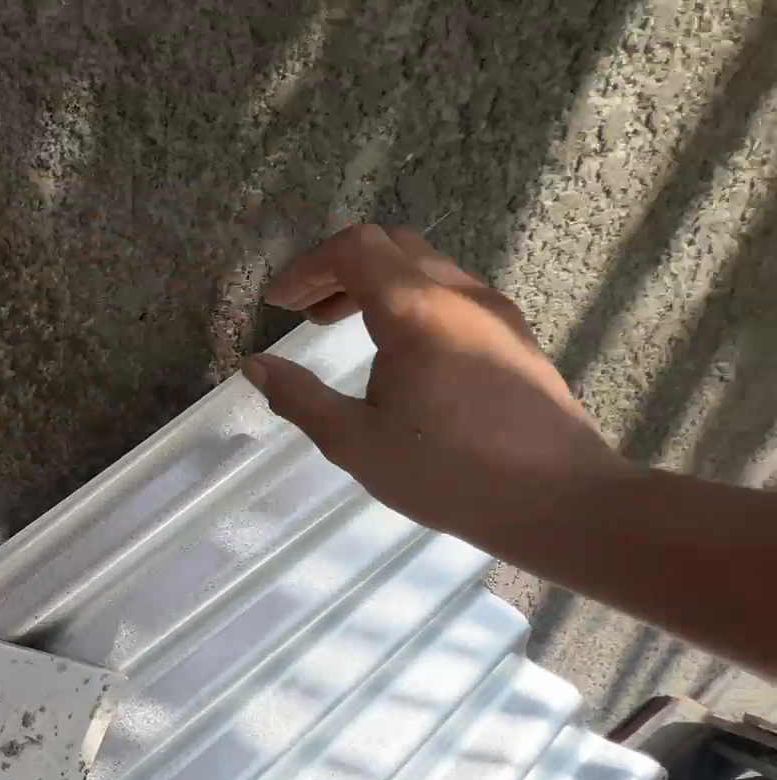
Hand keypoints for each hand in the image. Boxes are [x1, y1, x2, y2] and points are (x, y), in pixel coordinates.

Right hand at [244, 224, 638, 548]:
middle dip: (332, 269)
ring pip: (420, 264)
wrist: (558, 498)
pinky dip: (400, 299)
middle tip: (297, 311)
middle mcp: (458, 297)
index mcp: (415, 314)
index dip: (304, 268)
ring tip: (330, 325)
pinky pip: (444, 290)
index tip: (274, 305)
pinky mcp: (508, 333)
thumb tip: (255, 366)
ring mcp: (491, 312)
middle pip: (389, 246)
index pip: (355, 250)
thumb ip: (298, 396)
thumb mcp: (352, 440)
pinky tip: (383, 346)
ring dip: (367, 282)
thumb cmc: (444, 471)